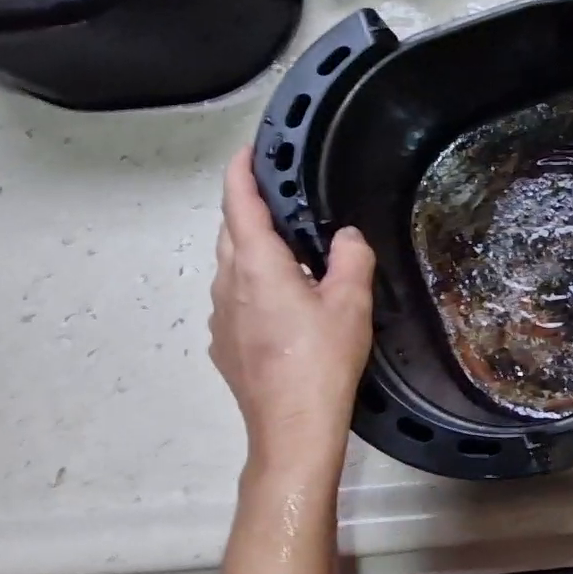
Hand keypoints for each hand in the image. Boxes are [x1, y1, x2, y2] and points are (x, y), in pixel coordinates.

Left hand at [209, 148, 375, 478]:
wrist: (293, 423)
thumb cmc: (323, 357)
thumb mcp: (351, 303)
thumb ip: (350, 259)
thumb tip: (345, 236)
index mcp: (258, 267)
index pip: (240, 206)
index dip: (242, 174)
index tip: (249, 150)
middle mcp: (229, 285)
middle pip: (231, 234)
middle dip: (250, 210)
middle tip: (284, 199)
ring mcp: (221, 316)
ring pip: (232, 267)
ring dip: (255, 249)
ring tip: (293, 251)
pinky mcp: (226, 342)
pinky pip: (237, 297)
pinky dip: (256, 283)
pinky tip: (287, 302)